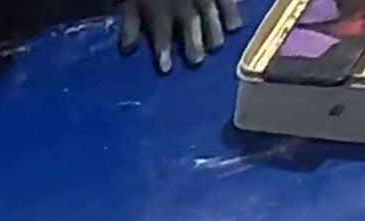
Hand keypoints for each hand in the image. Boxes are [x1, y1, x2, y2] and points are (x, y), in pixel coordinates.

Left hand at [119, 0, 242, 73]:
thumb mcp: (131, 3)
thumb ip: (130, 24)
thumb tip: (128, 49)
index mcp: (161, 10)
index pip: (162, 34)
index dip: (163, 51)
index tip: (166, 69)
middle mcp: (183, 2)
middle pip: (189, 24)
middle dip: (193, 43)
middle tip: (197, 61)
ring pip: (210, 10)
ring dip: (215, 29)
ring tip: (217, 46)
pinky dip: (232, 8)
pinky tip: (236, 23)